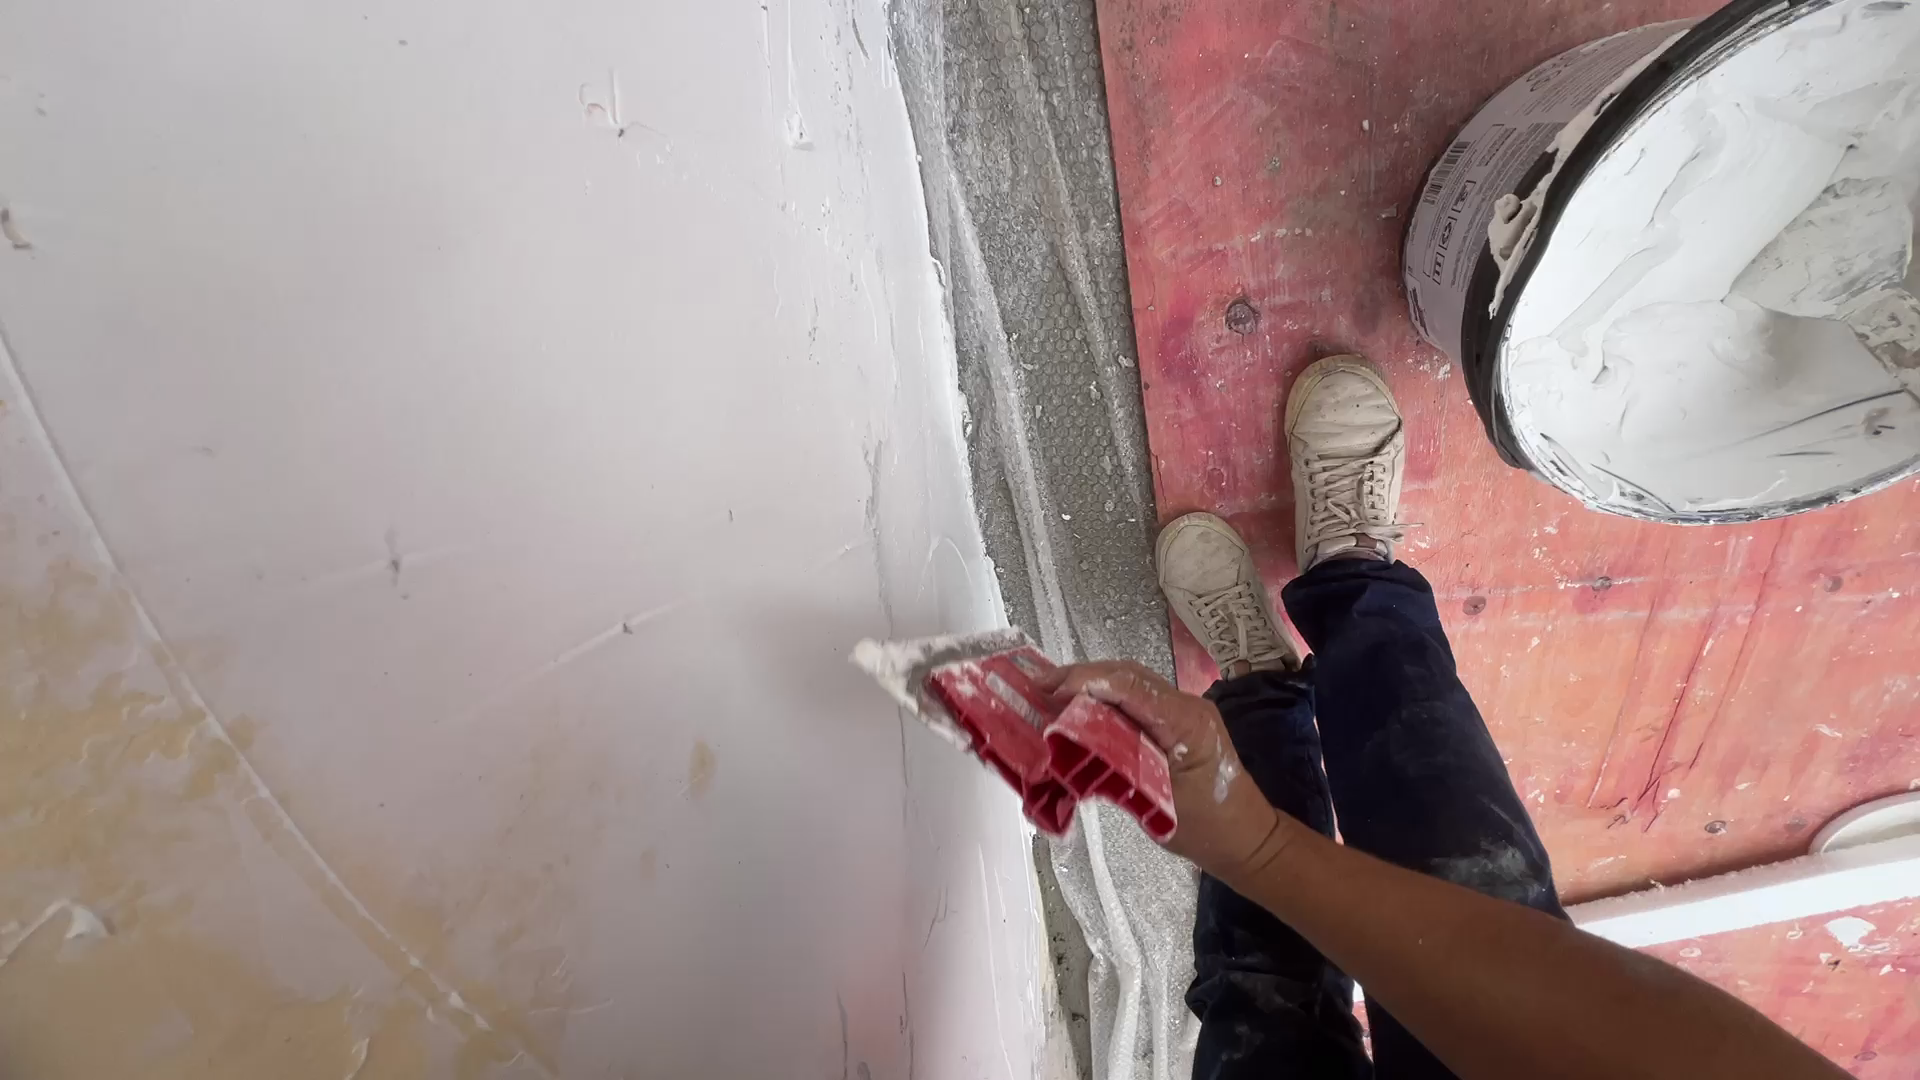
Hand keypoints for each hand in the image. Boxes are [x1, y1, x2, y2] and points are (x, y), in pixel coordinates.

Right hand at [1038, 660, 1294, 882]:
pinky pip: (1133, 697)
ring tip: (1050, 694)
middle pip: (1126, 674)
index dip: (1087, 682)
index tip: (1050, 691)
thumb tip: (1068, 748)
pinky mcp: (1173, 718)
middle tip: (1039, 688)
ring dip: (1088, 685)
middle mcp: (1185, 703)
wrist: (1248, 840)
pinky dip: (1101, 698)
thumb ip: (1117, 768)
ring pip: (1127, 681)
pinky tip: (1077, 708)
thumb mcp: (1157, 804)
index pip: (1131, 685)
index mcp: (1186, 721)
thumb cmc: (1207, 829)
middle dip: (1080, 677)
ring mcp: (1181, 707)